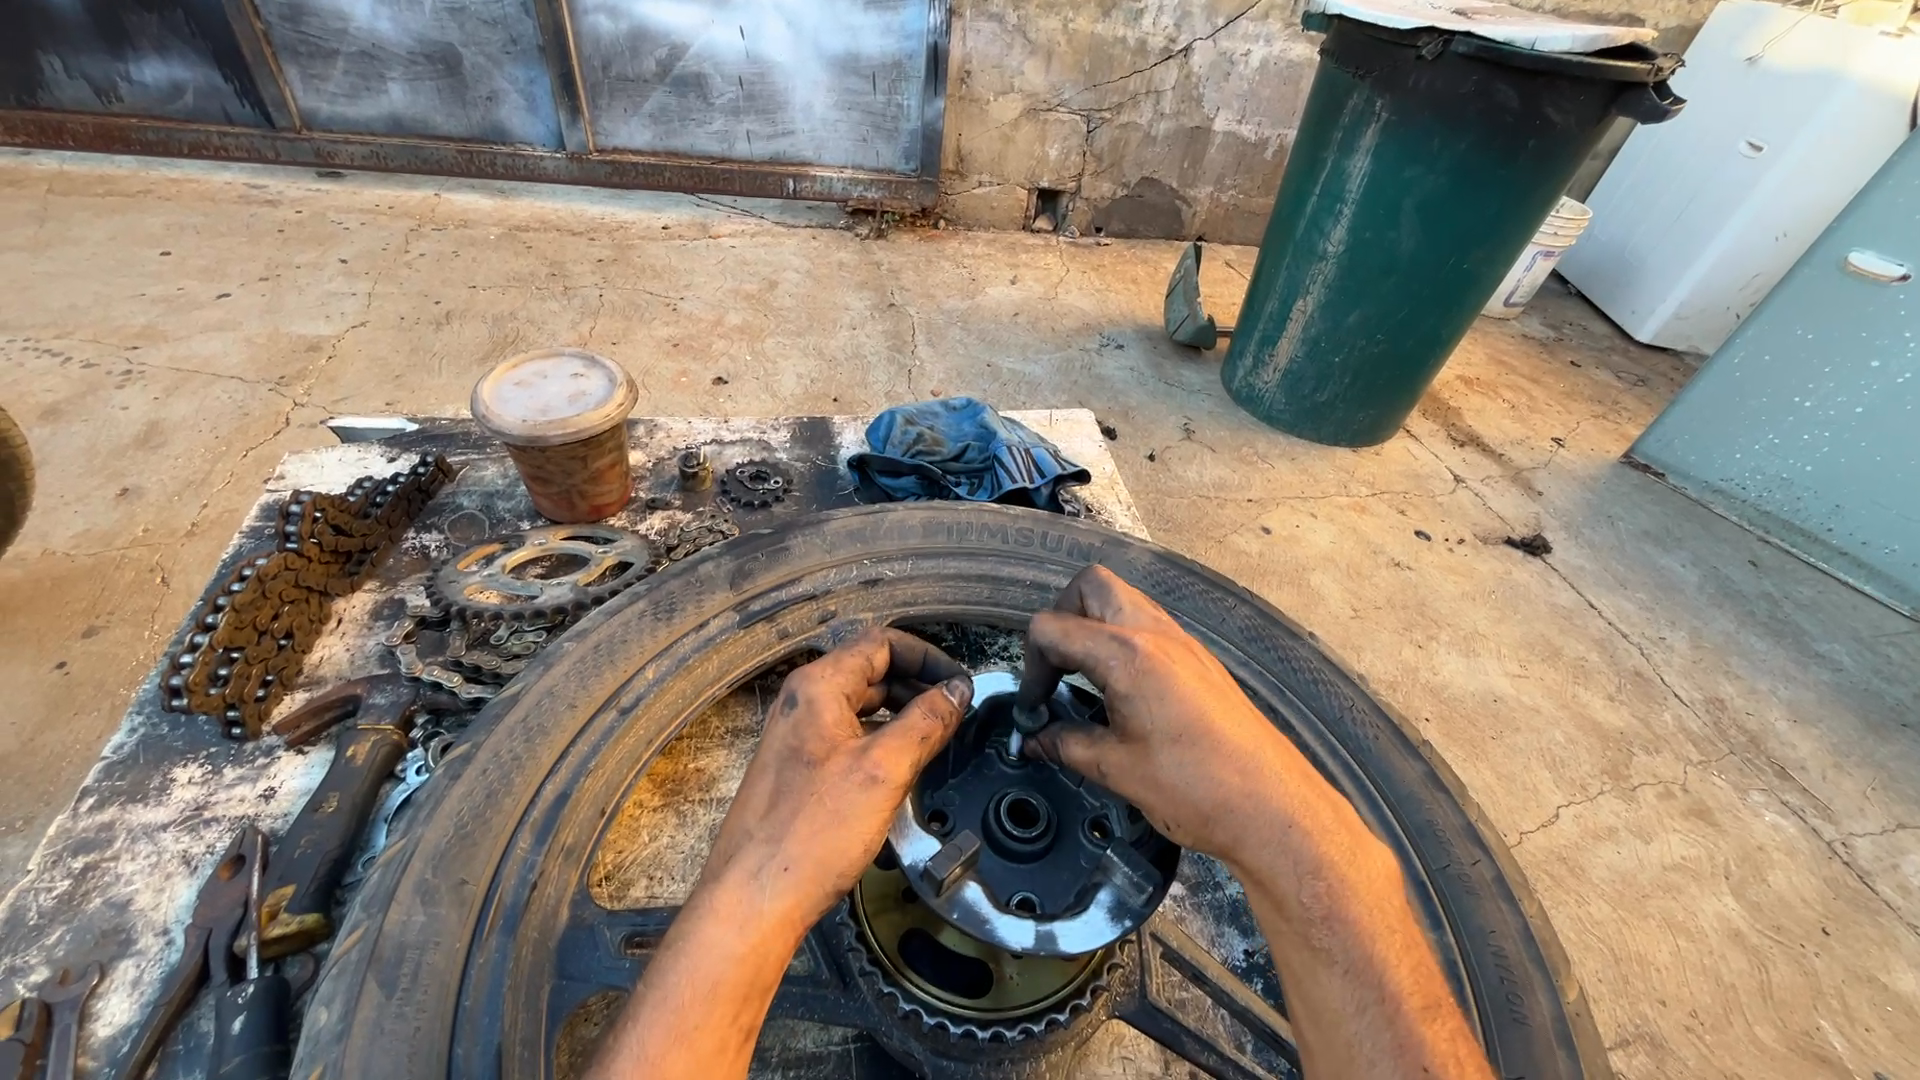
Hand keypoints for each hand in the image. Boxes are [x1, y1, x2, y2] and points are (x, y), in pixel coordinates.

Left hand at [700, 628, 973, 931]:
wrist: (752, 901)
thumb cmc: (811, 834)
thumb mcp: (884, 769)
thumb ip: (926, 721)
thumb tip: (957, 690)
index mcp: (817, 687)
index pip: (881, 643)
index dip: (927, 656)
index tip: (959, 683)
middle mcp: (802, 703)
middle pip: (871, 670)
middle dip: (918, 683)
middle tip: (956, 710)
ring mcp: (797, 736)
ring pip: (860, 705)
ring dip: (902, 711)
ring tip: (938, 735)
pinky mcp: (798, 769)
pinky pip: (848, 735)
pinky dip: (881, 738)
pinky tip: (903, 764)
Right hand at [1021, 565, 1298, 866]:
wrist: (1274, 807)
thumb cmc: (1198, 788)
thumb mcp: (1115, 768)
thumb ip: (1066, 743)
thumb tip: (1037, 739)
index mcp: (1126, 653)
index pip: (1052, 628)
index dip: (1030, 667)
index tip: (1034, 707)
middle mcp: (1154, 633)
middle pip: (1089, 586)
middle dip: (1060, 618)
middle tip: (1055, 668)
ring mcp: (1181, 641)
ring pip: (1122, 599)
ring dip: (1092, 626)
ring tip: (1083, 678)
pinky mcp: (1198, 659)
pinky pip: (1148, 625)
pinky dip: (1121, 641)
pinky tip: (1119, 689)